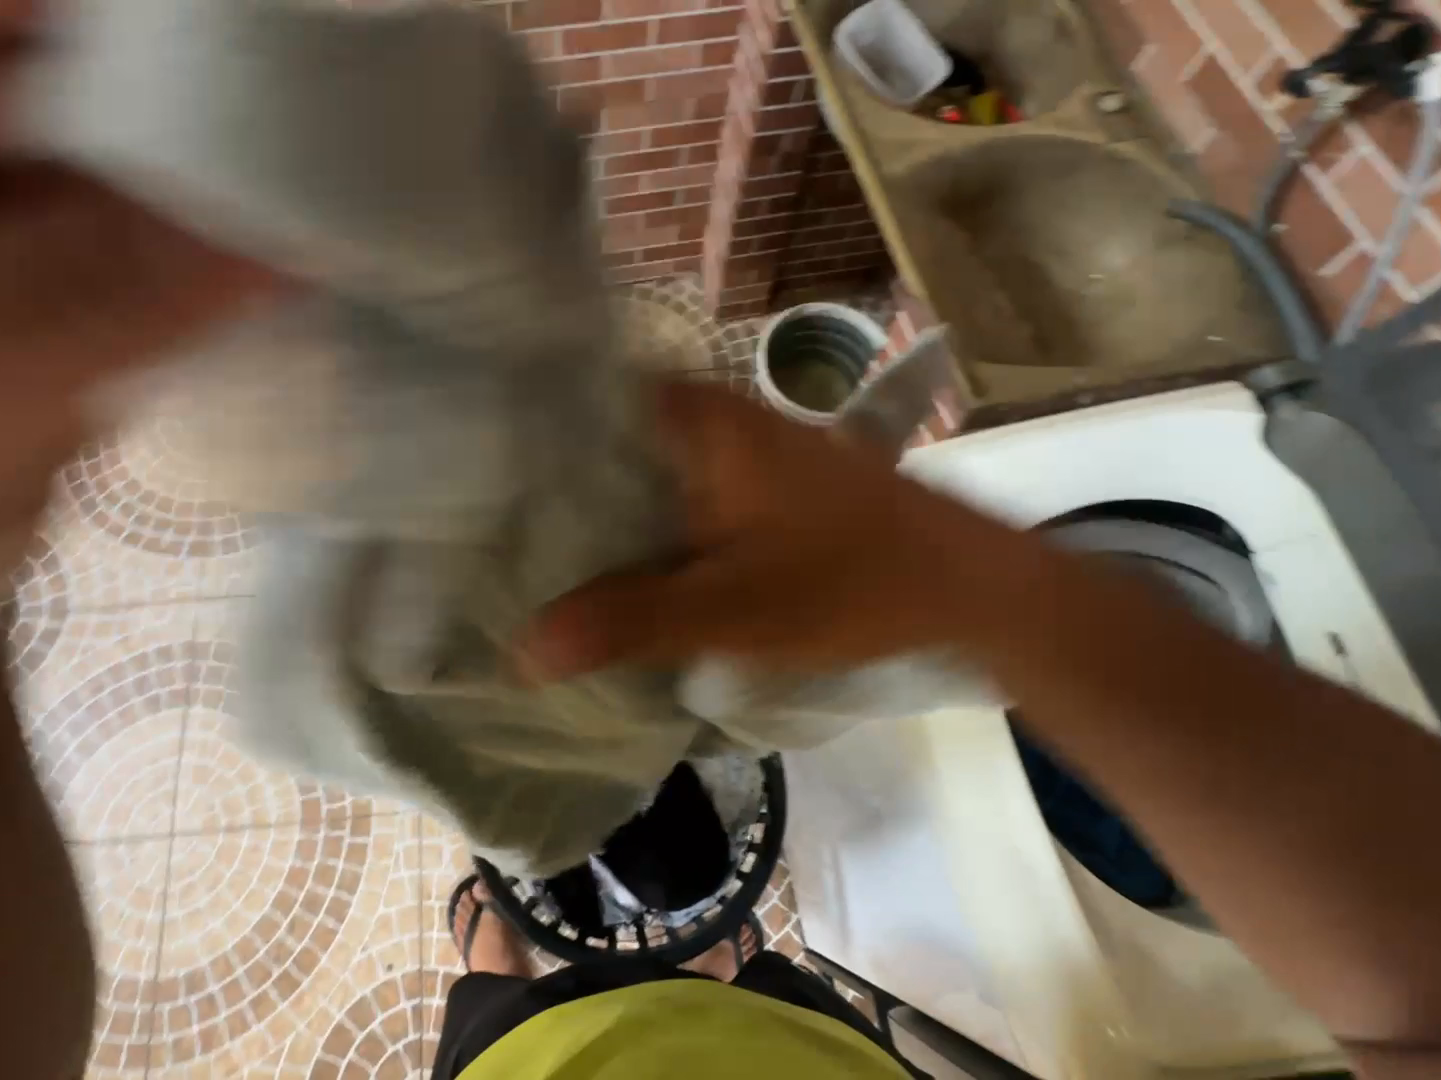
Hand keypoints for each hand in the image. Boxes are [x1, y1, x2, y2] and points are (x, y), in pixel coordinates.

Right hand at [519, 381, 1045, 677]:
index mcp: (697, 420)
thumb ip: (627, 622)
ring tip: (532, 540)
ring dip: (603, 501)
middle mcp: (714, 413)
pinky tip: (619, 554)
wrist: (964, 583)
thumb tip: (523, 650)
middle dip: (554, 478)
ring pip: (645, 462)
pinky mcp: (762, 476)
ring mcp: (742, 442)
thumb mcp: (730, 610)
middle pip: (608, 434)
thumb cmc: (850, 580)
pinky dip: (646, 514)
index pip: (583, 398)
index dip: (525, 434)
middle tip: (489, 520)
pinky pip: (679, 484)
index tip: (475, 474)